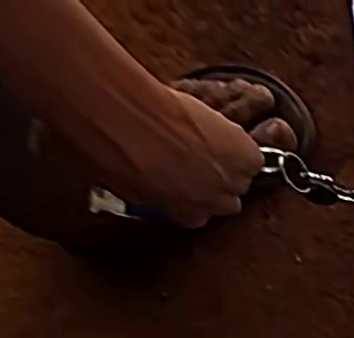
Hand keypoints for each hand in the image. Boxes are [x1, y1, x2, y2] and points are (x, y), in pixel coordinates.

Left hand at [97, 86, 265, 227]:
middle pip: (225, 199)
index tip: (170, 183)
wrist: (113, 107)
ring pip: (240, 177)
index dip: (184, 196)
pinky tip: (215, 130)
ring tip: (197, 138)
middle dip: (209, 183)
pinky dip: (238, 144)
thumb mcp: (106, 176)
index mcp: (185, 214)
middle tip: (185, 158)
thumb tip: (133, 186)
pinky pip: (251, 156)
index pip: (196, 215)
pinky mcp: (249, 158)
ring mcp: (236, 182)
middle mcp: (216, 204)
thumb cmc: (101, 142)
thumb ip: (135, 190)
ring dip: (224, 163)